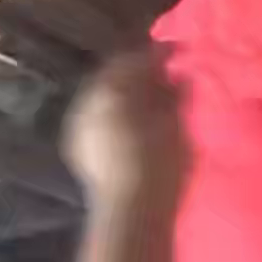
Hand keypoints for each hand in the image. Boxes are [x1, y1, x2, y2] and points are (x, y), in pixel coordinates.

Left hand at [63, 50, 188, 205]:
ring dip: (129, 94)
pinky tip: (138, 122)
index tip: (181, 50)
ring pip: (105, 97)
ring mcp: (79, 125)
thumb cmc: (162, 163)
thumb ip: (178, 95)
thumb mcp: (178, 125)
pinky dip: (119, 112)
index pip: (136, 59)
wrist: (133, 211)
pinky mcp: (80, 147)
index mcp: (112, 89)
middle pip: (115, 76)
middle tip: (169, 72)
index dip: (160, 52)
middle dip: (141, 73)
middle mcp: (88, 101)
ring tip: (156, 98)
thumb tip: (182, 75)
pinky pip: (100, 117)